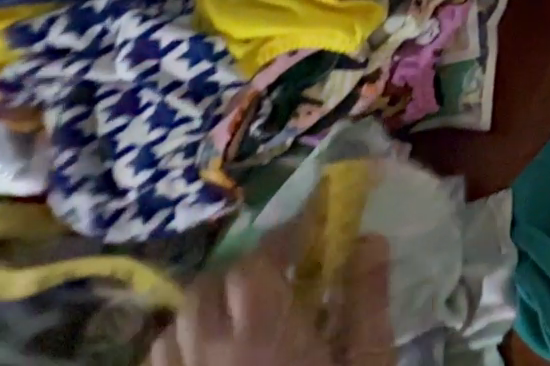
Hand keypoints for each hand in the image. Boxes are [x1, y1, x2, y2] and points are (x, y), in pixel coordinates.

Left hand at [146, 230, 392, 365]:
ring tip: (251, 298)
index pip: (259, 264)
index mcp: (265, 335)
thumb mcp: (368, 357)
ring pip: (179, 319)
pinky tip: (217, 340)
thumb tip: (368, 239)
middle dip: (252, 264)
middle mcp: (211, 353)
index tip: (315, 217)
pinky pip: (161, 354)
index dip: (286, 235)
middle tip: (291, 262)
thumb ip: (367, 296)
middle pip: (213, 286)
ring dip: (214, 297)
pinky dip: (186, 333)